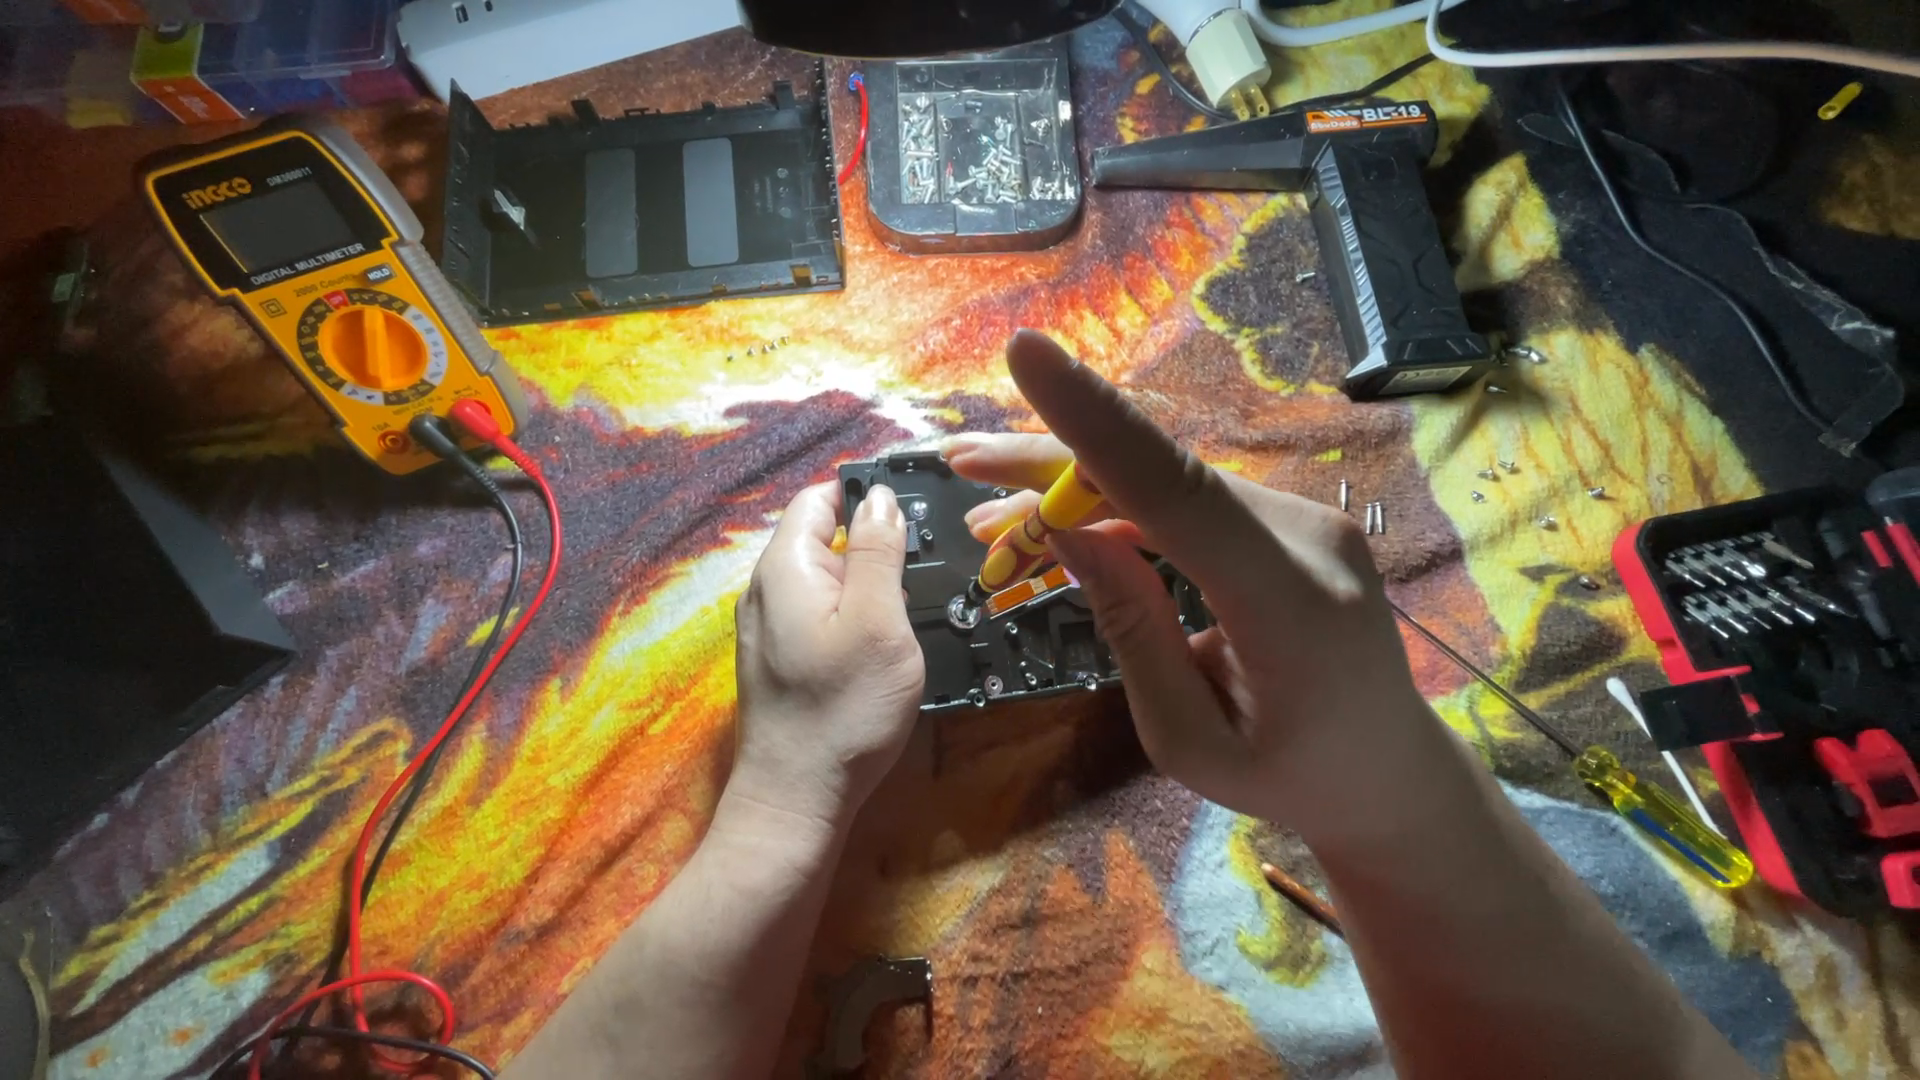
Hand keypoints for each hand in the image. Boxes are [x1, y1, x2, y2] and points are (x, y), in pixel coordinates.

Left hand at [730, 482, 925, 828]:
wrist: (798, 798)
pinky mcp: (778, 656)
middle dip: (871, 542)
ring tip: (904, 611)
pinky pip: (818, 610)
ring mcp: (768, 624)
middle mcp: (766, 587)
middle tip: (919, 572)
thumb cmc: (844, 708)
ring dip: (865, 582)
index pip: (819, 497)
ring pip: (824, 576)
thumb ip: (878, 551)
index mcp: (784, 566)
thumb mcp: (878, 620)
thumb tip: (879, 496)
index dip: (865, 493)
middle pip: (821, 535)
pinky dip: (852, 612)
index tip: (912, 510)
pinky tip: (877, 642)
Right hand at [946, 331, 1435, 849]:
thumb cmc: (1290, 778)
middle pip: (1153, 474)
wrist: (1389, 772)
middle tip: (961, 461)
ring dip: (1073, 495)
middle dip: (1048, 466)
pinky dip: (1116, 511)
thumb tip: (1065, 530)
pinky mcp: (1281, 521)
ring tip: (991, 524)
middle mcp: (1302, 534)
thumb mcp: (1186, 736)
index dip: (1091, 421)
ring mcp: (1298, 519)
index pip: (1174, 489)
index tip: (1026, 353)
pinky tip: (1060, 530)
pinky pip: (1183, 501)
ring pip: (1160, 482)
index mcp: (1286, 600)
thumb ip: (1130, 627)